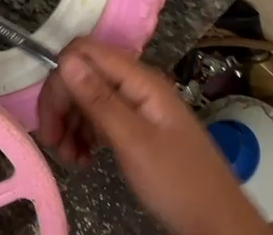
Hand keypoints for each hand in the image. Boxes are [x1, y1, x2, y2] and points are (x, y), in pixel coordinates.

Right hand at [36, 38, 270, 234]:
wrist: (223, 230)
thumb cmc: (180, 185)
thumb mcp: (134, 143)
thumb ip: (98, 99)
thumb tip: (64, 58)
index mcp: (140, 81)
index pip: (83, 54)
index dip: (60, 78)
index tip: (49, 115)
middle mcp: (137, 87)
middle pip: (82, 76)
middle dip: (61, 106)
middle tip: (50, 141)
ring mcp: (138, 108)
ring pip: (87, 99)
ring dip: (69, 124)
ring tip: (67, 157)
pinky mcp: (138, 129)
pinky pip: (100, 119)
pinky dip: (84, 135)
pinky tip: (81, 158)